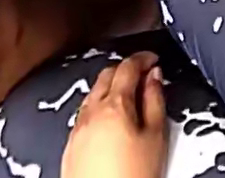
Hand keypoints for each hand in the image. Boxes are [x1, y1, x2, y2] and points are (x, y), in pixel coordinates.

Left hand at [62, 52, 166, 177]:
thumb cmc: (133, 176)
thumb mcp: (155, 136)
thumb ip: (155, 98)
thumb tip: (154, 75)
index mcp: (113, 105)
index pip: (128, 67)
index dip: (143, 58)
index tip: (154, 60)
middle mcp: (90, 113)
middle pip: (106, 75)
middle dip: (126, 69)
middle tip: (144, 75)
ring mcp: (76, 132)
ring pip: (92, 94)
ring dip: (110, 87)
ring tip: (129, 97)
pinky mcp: (69, 150)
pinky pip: (84, 115)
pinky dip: (98, 107)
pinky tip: (110, 121)